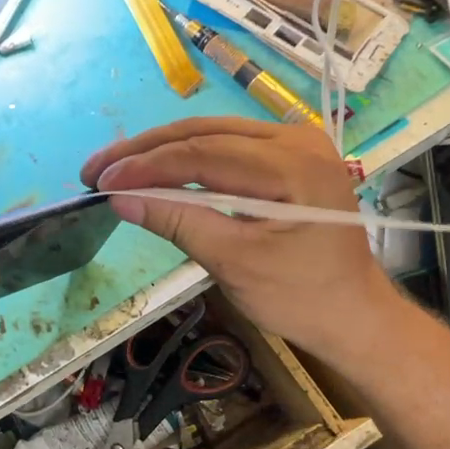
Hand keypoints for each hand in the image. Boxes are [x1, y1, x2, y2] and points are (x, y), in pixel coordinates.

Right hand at [81, 117, 400, 355]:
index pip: (201, 153)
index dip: (144, 166)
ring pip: (211, 134)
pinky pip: (227, 146)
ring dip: (160, 151)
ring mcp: (296, 143)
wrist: (354, 315)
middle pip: (204, 133)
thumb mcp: (233, 262)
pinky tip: (155, 169)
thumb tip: (118, 198)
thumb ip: (177, 221)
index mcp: (292, 165)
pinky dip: (187, 158)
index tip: (100, 182)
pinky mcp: (289, 157)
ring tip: (115, 168)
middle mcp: (296, 139)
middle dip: (144, 151)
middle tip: (95, 169)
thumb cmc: (299, 297)